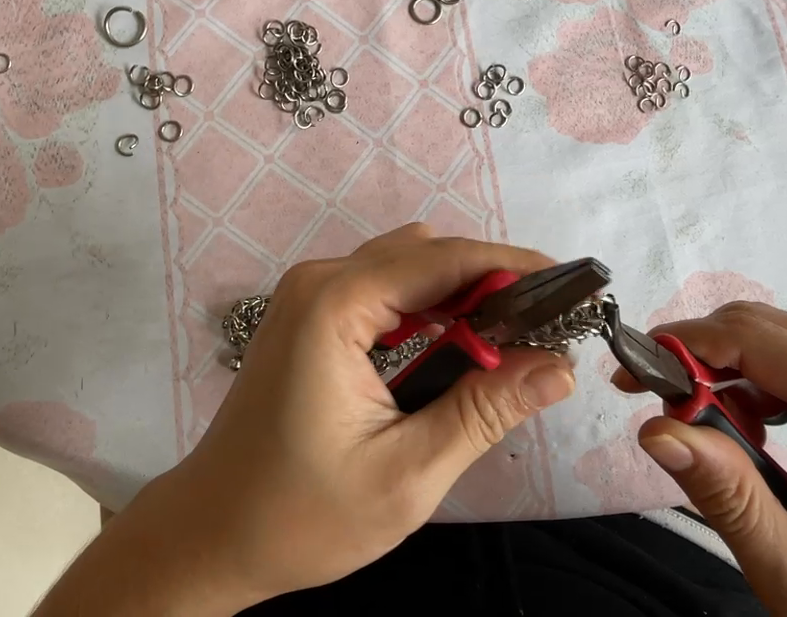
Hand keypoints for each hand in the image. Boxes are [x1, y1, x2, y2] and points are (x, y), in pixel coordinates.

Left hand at [34, 224, 577, 615]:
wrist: (212, 532)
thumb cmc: (302, 514)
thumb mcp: (408, 472)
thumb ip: (485, 410)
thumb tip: (559, 367)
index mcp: (336, 304)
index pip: (443, 260)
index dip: (513, 267)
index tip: (574, 285)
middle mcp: (320, 280)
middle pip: (425, 254)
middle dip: (492, 278)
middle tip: (552, 319)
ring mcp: (310, 294)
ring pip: (405, 265)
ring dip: (462, 290)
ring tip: (518, 331)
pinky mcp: (310, 314)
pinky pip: (383, 288)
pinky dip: (429, 304)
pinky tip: (462, 340)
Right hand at [618, 302, 786, 616]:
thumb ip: (730, 502)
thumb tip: (653, 430)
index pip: (756, 339)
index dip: (683, 349)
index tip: (629, 379)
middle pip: (759, 327)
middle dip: (696, 359)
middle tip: (657, 410)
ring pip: (767, 337)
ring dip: (717, 372)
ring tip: (699, 432)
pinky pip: (786, 359)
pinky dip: (744, 383)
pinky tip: (741, 432)